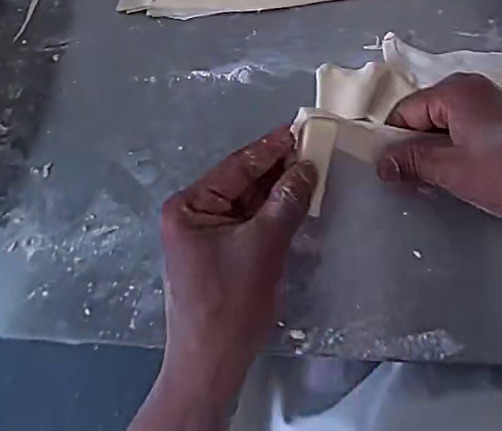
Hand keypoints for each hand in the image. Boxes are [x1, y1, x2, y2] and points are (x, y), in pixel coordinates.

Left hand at [143, 126, 315, 426]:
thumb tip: (306, 167)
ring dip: (280, 188)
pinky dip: (275, 211)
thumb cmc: (228, 306)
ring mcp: (208, 234)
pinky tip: (298, 198)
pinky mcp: (224, 252)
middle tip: (312, 146)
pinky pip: (252, 220)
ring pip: (251, 200)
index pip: (237, 166)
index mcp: (189, 207)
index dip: (271, 147)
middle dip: (278, 167)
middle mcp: (194, 214)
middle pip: (244, 181)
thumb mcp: (262, 247)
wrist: (211, 371)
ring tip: (311, 167)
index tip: (299, 129)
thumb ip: (285, 202)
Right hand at [374, 73, 501, 225]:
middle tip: (416, 183)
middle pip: (424, 114)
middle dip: (416, 147)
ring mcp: (488, 98)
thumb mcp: (453, 171)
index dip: (393, 142)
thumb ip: (413, 162)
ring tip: (443, 182)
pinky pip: (465, 125)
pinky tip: (467, 173)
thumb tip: (381, 162)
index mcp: (452, 91)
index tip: (392, 173)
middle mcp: (468, 86)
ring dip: (437, 150)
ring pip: (444, 122)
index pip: (404, 111)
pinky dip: (458, 147)